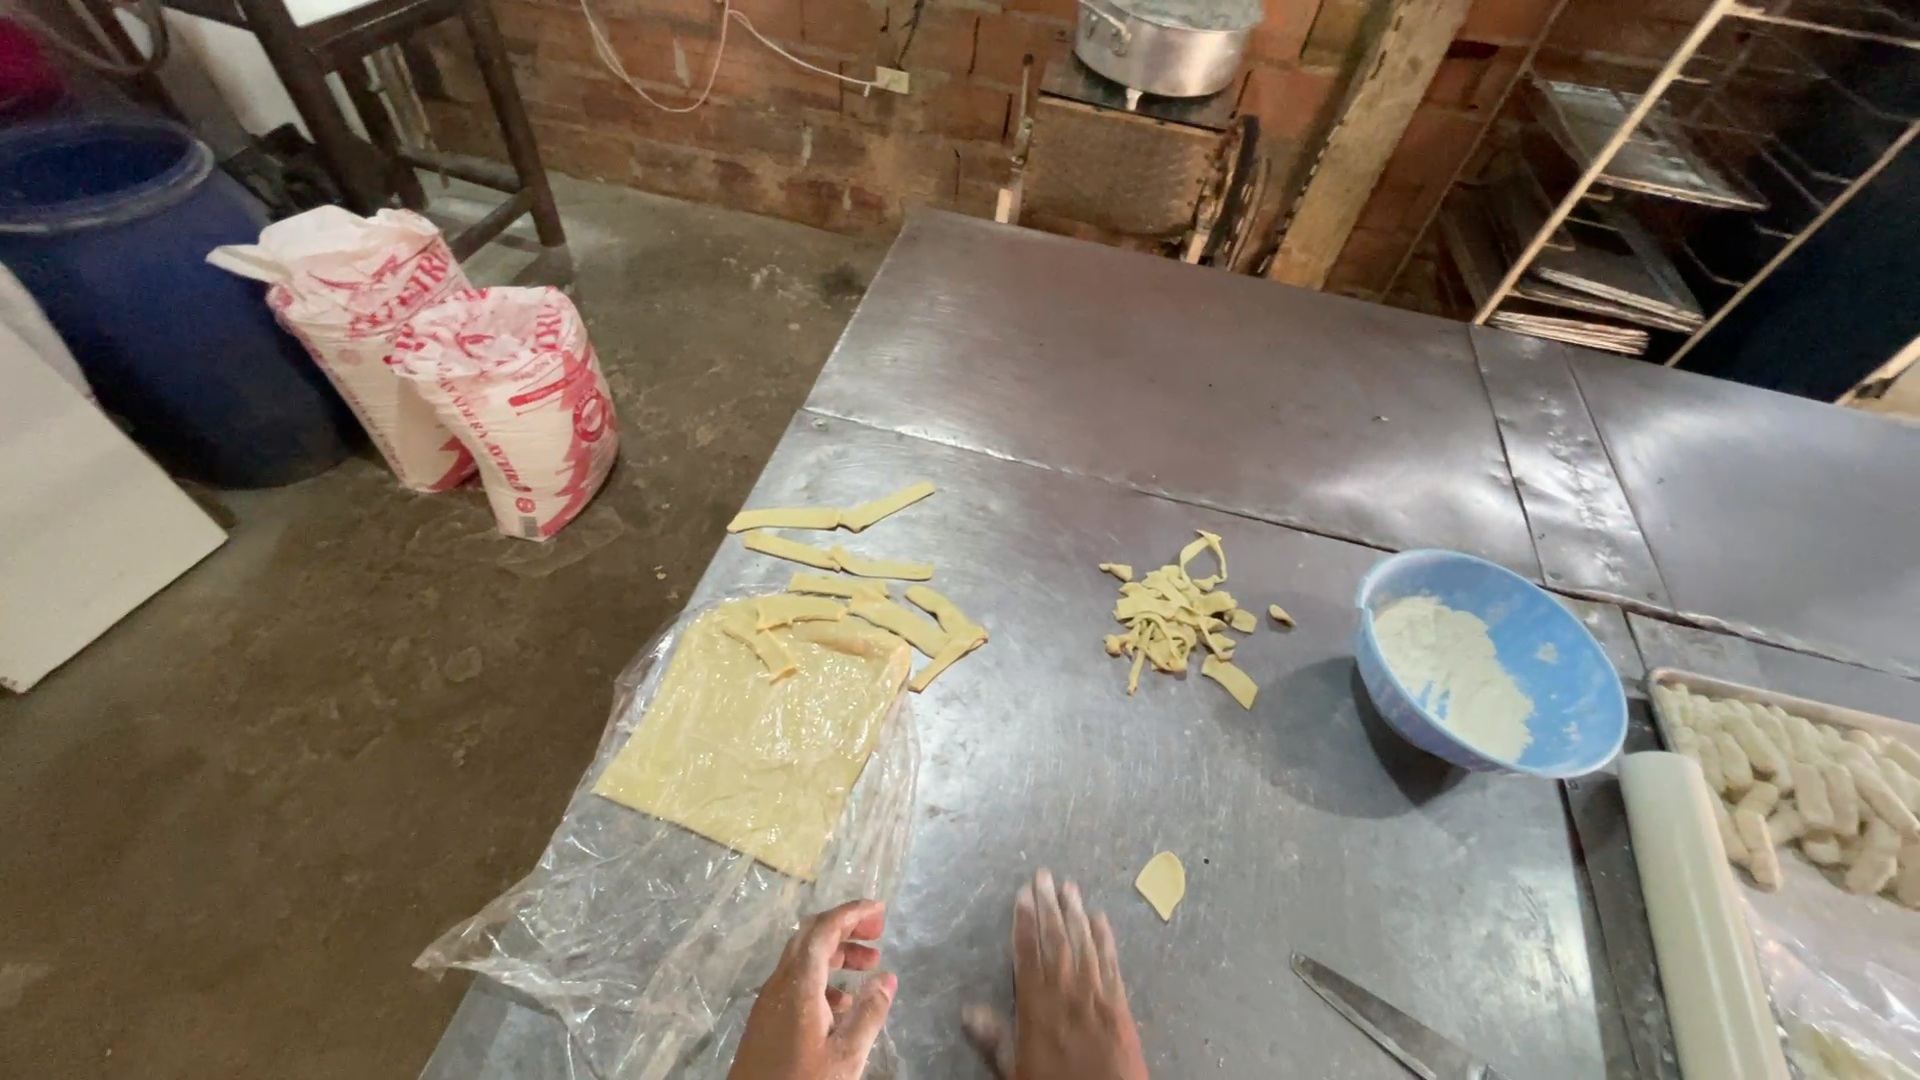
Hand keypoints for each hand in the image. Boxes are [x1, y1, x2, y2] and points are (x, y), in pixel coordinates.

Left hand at [728, 899, 896, 1079]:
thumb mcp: (845, 1057)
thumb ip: (869, 1014)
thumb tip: (888, 978)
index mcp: (799, 983)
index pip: (825, 928)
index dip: (853, 912)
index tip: (880, 910)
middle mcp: (781, 982)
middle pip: (812, 935)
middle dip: (847, 926)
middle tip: (878, 933)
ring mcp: (770, 1000)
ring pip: (805, 957)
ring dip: (837, 952)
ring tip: (869, 966)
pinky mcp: (767, 1018)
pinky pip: (798, 980)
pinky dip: (824, 977)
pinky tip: (844, 1003)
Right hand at [961, 869, 1148, 1079]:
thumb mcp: (1016, 1071)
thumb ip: (995, 1039)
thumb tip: (967, 1010)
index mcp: (1037, 1005)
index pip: (1027, 952)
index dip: (1024, 920)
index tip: (1022, 893)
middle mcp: (1066, 991)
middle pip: (1056, 938)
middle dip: (1048, 904)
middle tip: (1044, 875)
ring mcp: (1095, 994)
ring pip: (1083, 942)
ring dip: (1075, 912)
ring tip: (1069, 885)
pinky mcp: (1120, 1003)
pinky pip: (1111, 962)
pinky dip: (1105, 937)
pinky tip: (1100, 918)